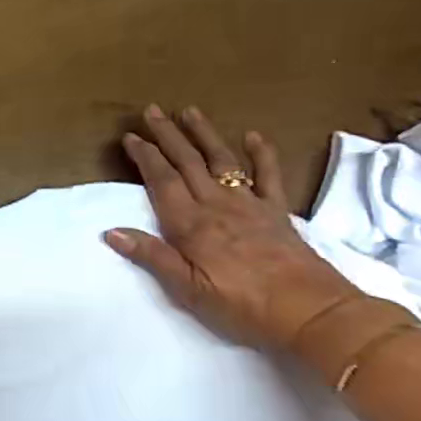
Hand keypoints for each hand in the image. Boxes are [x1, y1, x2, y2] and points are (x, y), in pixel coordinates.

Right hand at [105, 105, 363, 351]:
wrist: (309, 310)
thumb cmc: (243, 306)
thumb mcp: (189, 291)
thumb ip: (152, 257)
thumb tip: (111, 231)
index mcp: (191, 224)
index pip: (162, 180)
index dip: (145, 156)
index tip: (131, 136)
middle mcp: (216, 204)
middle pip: (187, 161)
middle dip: (167, 134)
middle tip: (151, 110)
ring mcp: (249, 204)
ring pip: (221, 160)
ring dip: (203, 134)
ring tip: (189, 111)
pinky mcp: (277, 210)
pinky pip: (268, 175)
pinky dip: (262, 153)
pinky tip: (254, 136)